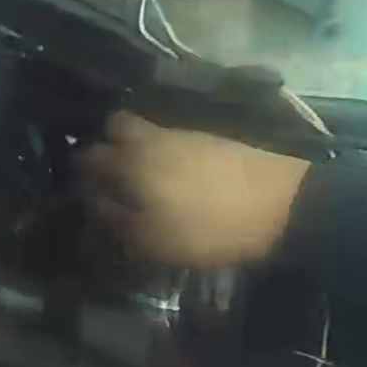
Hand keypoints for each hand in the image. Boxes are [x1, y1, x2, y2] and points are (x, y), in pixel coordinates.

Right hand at [83, 112, 309, 267]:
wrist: (283, 203)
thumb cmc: (209, 228)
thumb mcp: (155, 240)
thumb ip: (118, 220)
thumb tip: (97, 202)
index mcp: (130, 163)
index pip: (89, 156)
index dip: (82, 172)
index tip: (86, 189)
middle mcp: (150, 139)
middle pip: (115, 125)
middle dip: (106, 143)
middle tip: (111, 172)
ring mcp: (180, 133)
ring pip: (144, 128)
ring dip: (134, 144)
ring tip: (142, 176)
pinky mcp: (207, 136)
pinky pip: (169, 134)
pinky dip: (160, 147)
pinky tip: (172, 172)